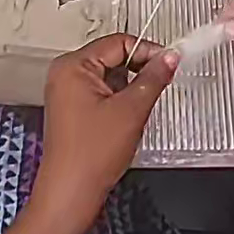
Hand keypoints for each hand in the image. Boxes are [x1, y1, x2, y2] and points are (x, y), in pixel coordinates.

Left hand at [34, 34, 178, 215]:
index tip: (169, 61)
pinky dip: (119, 100)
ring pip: (109, 76)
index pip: (118, 42)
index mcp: (72, 66)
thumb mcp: (132, 110)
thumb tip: (168, 58)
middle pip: (112, 57)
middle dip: (138, 70)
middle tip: (160, 83)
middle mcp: (64, 75)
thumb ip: (153, 78)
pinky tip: (127, 118)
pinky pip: (101, 92)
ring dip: (129, 87)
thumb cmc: (89, 155)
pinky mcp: (72, 108)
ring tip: (139, 109)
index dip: (147, 51)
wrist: (72, 191)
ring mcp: (66, 92)